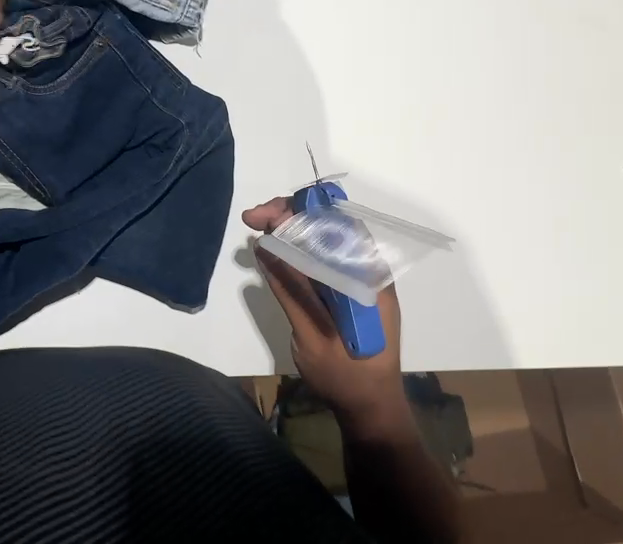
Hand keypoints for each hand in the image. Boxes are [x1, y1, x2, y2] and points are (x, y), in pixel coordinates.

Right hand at [244, 197, 413, 441]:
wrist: (371, 409)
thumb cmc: (346, 378)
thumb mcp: (313, 337)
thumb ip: (292, 291)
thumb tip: (266, 247)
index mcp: (368, 278)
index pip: (335, 225)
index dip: (297, 211)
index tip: (263, 216)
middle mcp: (367, 271)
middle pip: (327, 225)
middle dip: (288, 215)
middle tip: (251, 220)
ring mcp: (357, 279)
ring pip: (322, 238)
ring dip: (289, 228)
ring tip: (257, 229)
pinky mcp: (346, 289)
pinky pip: (321, 257)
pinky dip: (295, 248)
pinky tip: (274, 250)